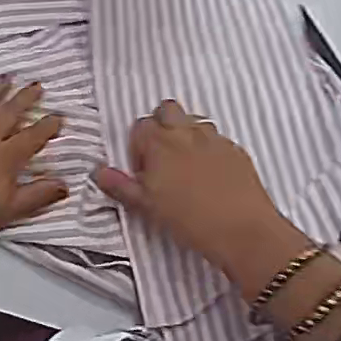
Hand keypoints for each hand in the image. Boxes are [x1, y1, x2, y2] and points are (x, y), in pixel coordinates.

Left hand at [0, 76, 68, 240]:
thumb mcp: (12, 209)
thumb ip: (39, 195)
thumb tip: (65, 185)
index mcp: (6, 157)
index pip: (32, 137)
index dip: (46, 126)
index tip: (58, 116)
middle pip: (9, 113)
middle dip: (25, 98)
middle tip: (36, 85)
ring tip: (4, 78)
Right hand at [92, 100, 311, 294]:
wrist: (242, 230)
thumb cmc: (189, 219)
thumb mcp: (145, 206)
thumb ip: (120, 185)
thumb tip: (99, 172)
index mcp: (158, 142)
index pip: (139, 126)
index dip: (137, 145)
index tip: (141, 168)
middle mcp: (185, 133)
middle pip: (167, 109)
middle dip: (161, 124)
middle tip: (160, 155)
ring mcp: (213, 139)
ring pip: (194, 121)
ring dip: (185, 133)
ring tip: (184, 164)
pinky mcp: (236, 150)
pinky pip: (217, 138)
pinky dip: (209, 148)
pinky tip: (210, 173)